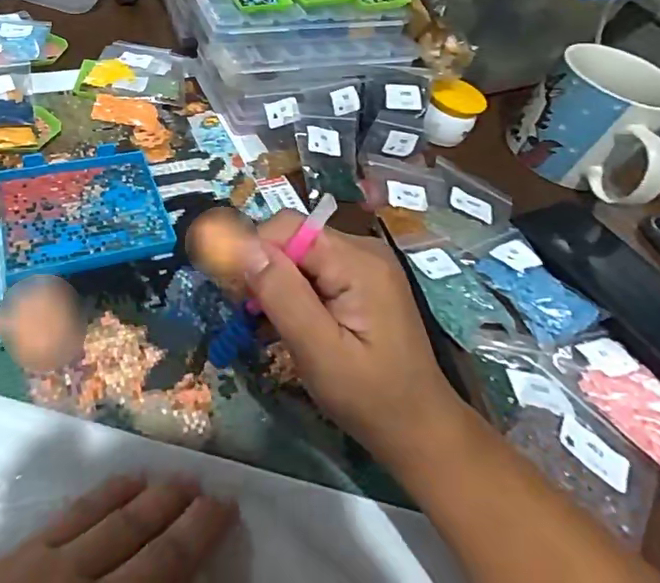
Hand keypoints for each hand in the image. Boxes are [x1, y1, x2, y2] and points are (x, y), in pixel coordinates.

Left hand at [0, 475, 235, 582]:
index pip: (164, 565)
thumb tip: (184, 580)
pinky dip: (100, 496)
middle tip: (205, 485)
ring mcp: (45, 563)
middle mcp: (80, 581)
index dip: (198, 535)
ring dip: (144, 495)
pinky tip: (119, 484)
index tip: (225, 506)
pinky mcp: (17, 554)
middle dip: (177, 508)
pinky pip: (68, 514)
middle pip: (139, 534)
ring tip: (173, 477)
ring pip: (106, 516)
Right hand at [239, 209, 464, 461]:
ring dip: (274, 282)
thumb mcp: (318, 351)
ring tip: (267, 323)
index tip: (238, 295)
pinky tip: (289, 321)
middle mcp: (362, 249)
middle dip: (262, 268)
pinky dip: (292, 290)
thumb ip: (281, 294)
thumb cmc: (370, 397)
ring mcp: (364, 263)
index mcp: (358, 261)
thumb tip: (240, 245)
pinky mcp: (360, 280)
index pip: (287, 227)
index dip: (254, 252)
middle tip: (251, 315)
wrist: (421, 431)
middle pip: (291, 236)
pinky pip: (313, 268)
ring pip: (298, 252)